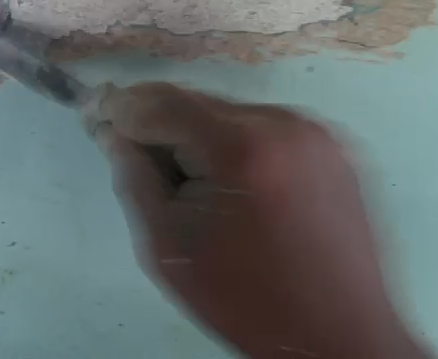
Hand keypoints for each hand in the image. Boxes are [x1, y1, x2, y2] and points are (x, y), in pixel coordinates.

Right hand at [96, 83, 430, 358]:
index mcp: (242, 147)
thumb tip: (110, 129)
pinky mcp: (330, 144)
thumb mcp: (168, 248)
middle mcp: (282, 123)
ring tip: (189, 177)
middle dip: (159, 123)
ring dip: (197, 132)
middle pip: (194, 103)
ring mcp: (313, 131)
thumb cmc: (248, 302)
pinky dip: (235, 142)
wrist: (344, 343)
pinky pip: (262, 125)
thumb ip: (133, 177)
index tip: (94, 113)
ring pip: (226, 112)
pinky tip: (230, 180)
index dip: (122, 108)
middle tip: (132, 150)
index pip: (161, 102)